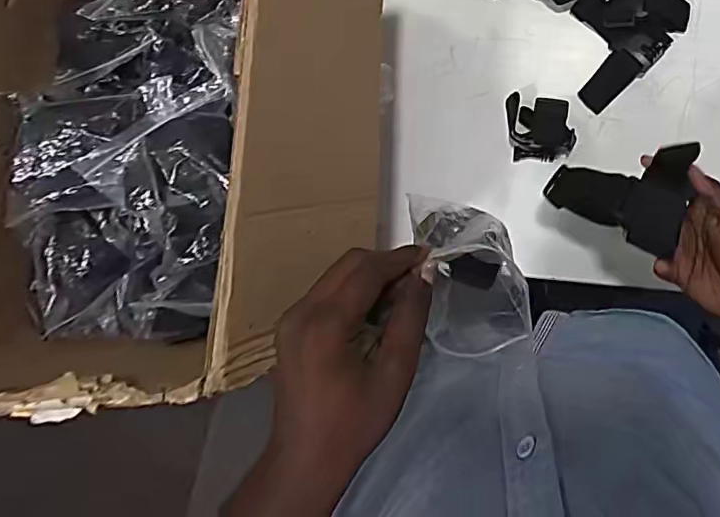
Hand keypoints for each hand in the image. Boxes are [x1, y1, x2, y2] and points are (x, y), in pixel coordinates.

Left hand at [269, 246, 430, 478]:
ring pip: (339, 273)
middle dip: (386, 264)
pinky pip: (328, 289)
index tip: (428, 256)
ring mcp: (292, 316)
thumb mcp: (395, 371)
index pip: (368, 270)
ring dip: (371, 276)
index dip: (400, 259)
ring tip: (398, 298)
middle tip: (416, 280)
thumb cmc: (354, 423)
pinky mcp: (291, 324)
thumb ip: (411, 315)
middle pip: (350, 263)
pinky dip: (354, 289)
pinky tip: (373, 312)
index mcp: (325, 323)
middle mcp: (303, 310)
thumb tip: (424, 274)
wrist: (305, 462)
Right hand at [650, 162, 719, 327]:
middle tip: (641, 196)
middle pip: (666, 208)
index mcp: (708, 210)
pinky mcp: (682, 270)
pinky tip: (663, 262)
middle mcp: (695, 226)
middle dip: (652, 201)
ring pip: (660, 234)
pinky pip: (662, 264)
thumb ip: (713, 193)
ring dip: (652, 232)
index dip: (667, 173)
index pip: (684, 185)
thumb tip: (694, 171)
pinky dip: (659, 263)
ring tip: (646, 229)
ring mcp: (687, 248)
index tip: (650, 161)